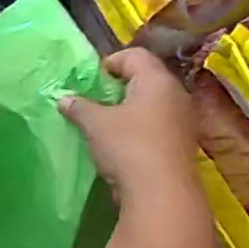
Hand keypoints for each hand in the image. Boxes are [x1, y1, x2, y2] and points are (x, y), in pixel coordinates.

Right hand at [58, 47, 197, 197]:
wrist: (161, 192)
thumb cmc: (127, 146)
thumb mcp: (95, 125)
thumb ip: (79, 108)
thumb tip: (64, 99)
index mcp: (156, 80)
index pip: (135, 55)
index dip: (111, 62)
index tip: (92, 78)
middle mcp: (177, 94)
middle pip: (148, 79)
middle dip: (122, 87)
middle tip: (99, 100)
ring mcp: (184, 121)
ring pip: (156, 105)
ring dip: (133, 110)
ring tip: (110, 125)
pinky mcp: (184, 145)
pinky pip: (161, 127)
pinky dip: (143, 130)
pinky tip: (127, 146)